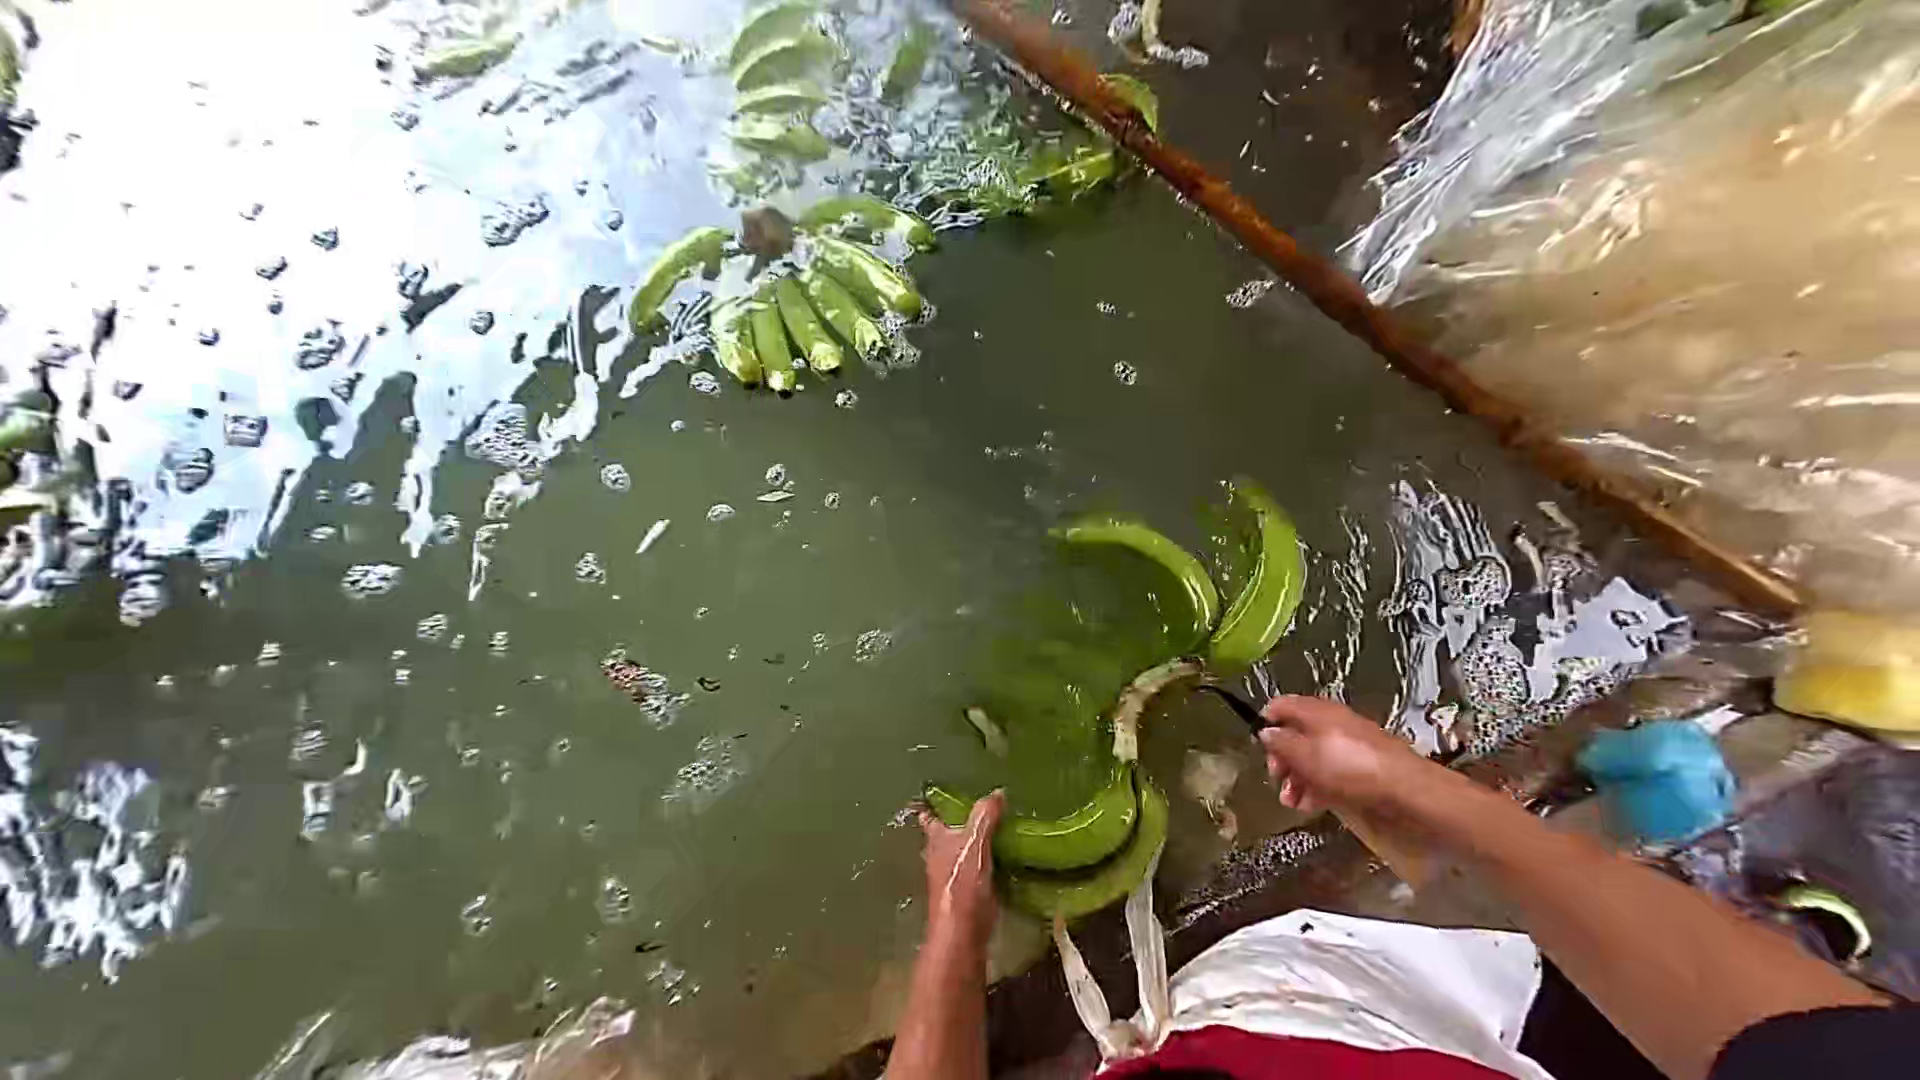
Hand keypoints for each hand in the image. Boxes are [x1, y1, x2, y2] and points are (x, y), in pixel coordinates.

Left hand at [916, 791, 1003, 947]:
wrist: (964, 934)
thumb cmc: (961, 885)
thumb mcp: (974, 843)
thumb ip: (985, 816)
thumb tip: (998, 792)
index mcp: (937, 838)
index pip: (930, 815)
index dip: (932, 804)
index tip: (939, 792)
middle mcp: (941, 855)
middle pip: (948, 832)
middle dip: (960, 821)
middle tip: (983, 806)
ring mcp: (954, 876)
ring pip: (964, 851)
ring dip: (978, 840)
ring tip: (1000, 826)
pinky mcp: (970, 893)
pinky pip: (981, 868)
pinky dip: (991, 859)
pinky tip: (1008, 855)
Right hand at [1257, 695, 1430, 814]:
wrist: (1410, 792)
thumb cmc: (1349, 768)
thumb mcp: (1305, 755)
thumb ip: (1280, 743)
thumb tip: (1265, 732)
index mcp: (1315, 711)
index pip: (1280, 706)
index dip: (1265, 723)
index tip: (1260, 749)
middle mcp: (1331, 722)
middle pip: (1295, 734)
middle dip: (1282, 759)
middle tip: (1277, 781)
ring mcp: (1350, 744)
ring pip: (1313, 755)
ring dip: (1298, 778)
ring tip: (1293, 803)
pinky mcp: (1364, 766)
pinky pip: (1332, 770)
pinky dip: (1319, 785)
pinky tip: (1313, 805)